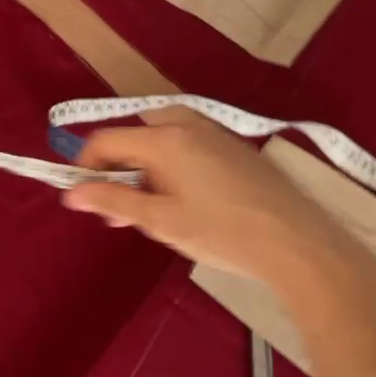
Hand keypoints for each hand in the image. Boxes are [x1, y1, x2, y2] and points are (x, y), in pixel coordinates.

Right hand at [61, 111, 375, 306]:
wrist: (304, 249)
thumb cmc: (223, 234)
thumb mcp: (160, 221)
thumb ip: (113, 201)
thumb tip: (71, 193)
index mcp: (164, 140)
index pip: (106, 140)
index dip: (86, 165)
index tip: (84, 195)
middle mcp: (189, 127)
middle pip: (136, 129)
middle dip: (119, 160)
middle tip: (119, 197)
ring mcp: (218, 136)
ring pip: (165, 135)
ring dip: (146, 161)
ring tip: (151, 202)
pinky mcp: (240, 151)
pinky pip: (190, 143)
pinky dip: (173, 162)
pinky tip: (185, 199)